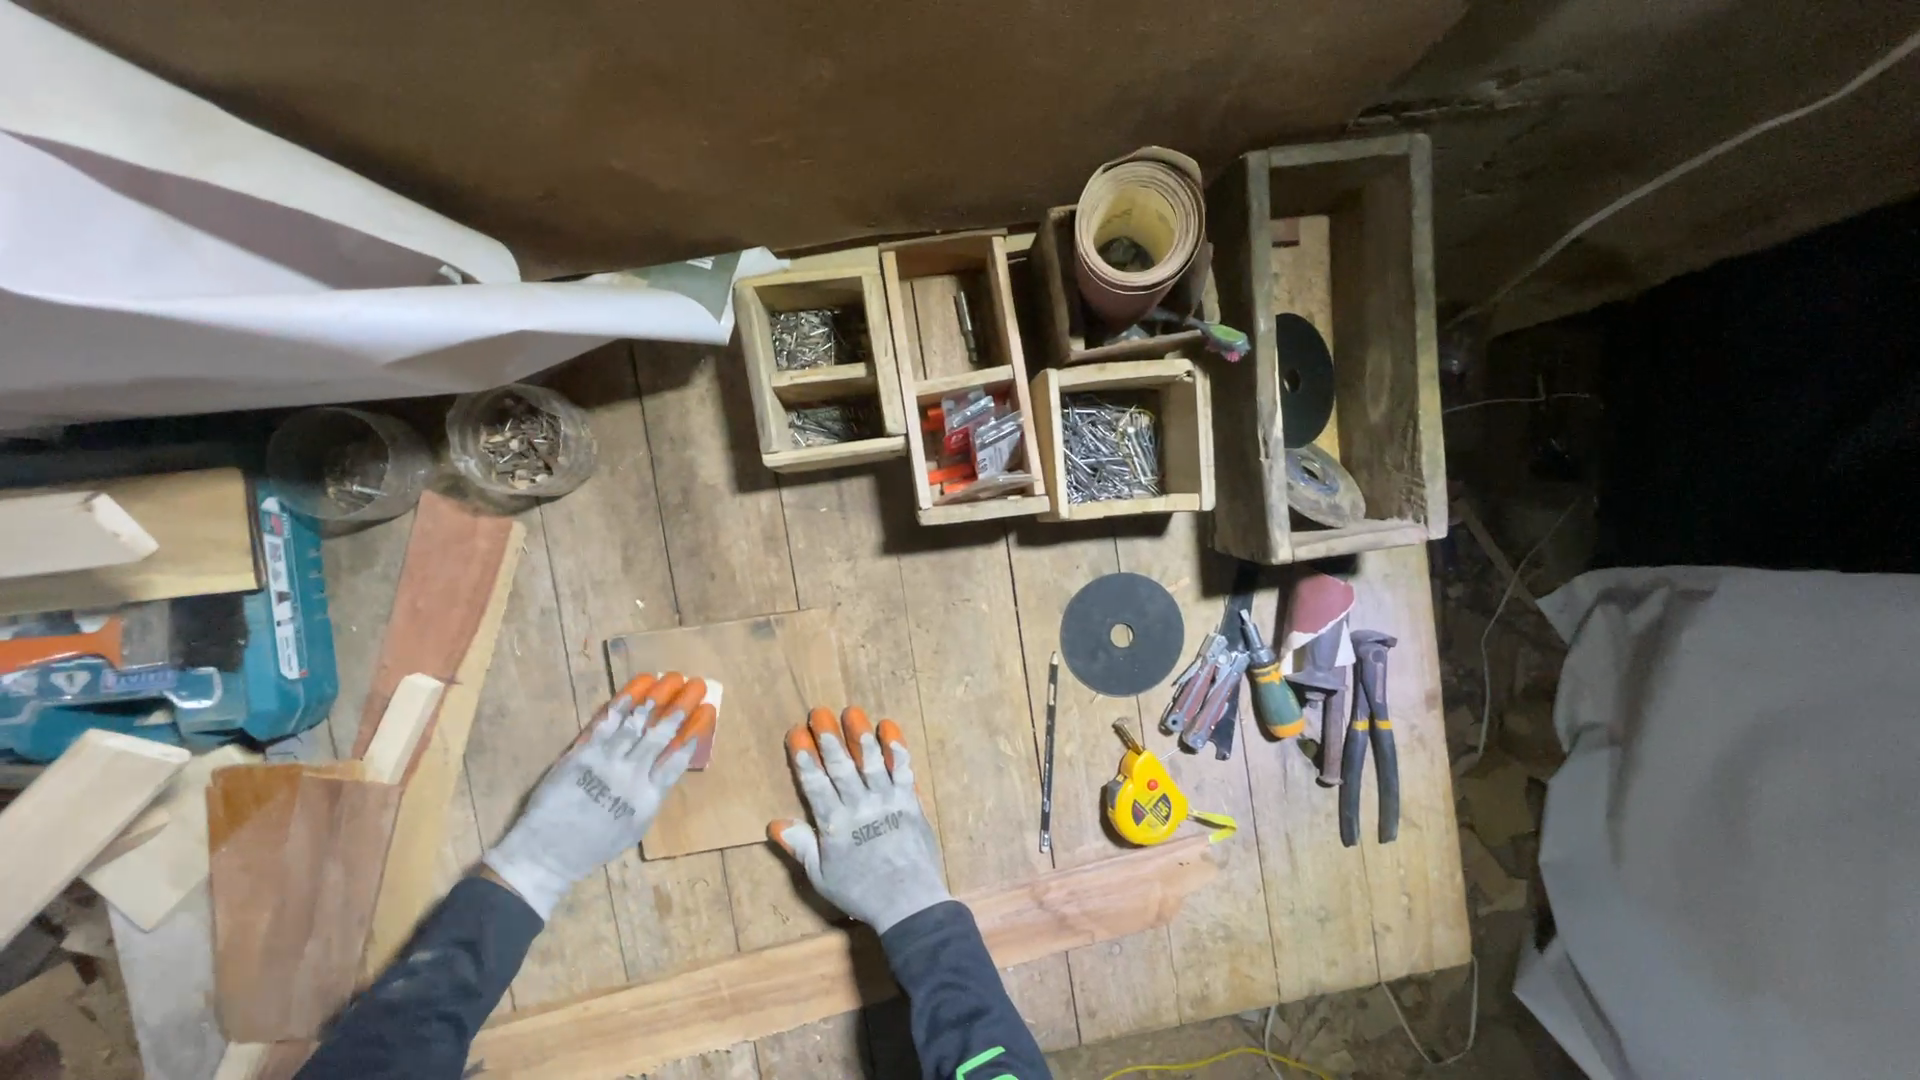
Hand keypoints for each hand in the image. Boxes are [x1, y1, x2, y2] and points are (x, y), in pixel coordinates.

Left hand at [483, 672, 714, 919]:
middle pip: (661, 735)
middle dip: (680, 706)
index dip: (695, 731)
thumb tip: (670, 762)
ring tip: (670, 679)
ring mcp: (606, 764)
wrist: (548, 853)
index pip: (679, 758)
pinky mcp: (582, 756)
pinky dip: (622, 706)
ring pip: (636, 725)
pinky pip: (606, 726)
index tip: (707, 709)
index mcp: (649, 799)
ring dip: (655, 699)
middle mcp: (632, 778)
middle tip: (695, 684)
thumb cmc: (595, 845)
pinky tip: (636, 691)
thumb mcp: (636, 826)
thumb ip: (653, 792)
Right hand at [767, 707, 950, 933]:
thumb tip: (775, 823)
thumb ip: (800, 846)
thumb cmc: (861, 892)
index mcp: (834, 824)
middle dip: (829, 738)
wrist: (907, 901)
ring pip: (871, 762)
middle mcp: (859, 806)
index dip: (805, 757)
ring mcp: (886, 801)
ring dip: (861, 735)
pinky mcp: (910, 801)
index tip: (796, 733)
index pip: (815, 783)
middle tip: (820, 713)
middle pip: (841, 766)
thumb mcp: (821, 876)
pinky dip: (896, 749)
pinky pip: (903, 770)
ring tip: (853, 712)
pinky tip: (890, 730)